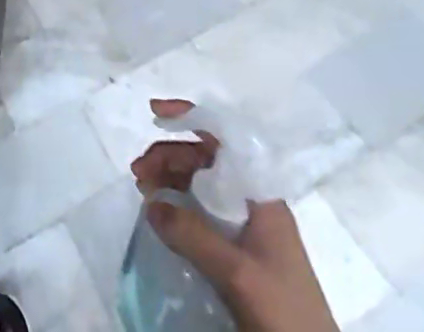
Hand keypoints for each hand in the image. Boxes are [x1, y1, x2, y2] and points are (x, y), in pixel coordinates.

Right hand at [131, 99, 338, 331]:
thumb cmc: (285, 312)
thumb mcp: (237, 273)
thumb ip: (192, 234)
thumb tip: (151, 202)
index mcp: (263, 200)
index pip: (227, 140)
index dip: (192, 117)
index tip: (155, 112)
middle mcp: (255, 206)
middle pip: (206, 159)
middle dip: (169, 154)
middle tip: (138, 173)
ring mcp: (248, 229)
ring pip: (201, 184)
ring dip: (169, 177)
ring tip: (144, 190)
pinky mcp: (238, 252)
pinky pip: (200, 211)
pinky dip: (175, 202)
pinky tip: (160, 213)